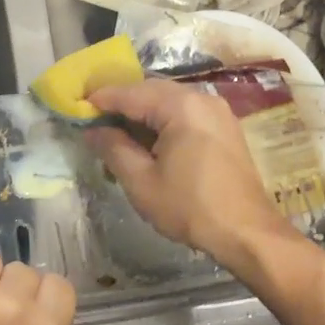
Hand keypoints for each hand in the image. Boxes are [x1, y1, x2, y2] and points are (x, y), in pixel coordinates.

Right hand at [85, 79, 294, 266]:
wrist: (247, 233)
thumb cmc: (190, 207)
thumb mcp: (141, 181)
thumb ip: (113, 148)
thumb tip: (92, 130)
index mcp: (180, 106)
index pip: (130, 93)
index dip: (100, 99)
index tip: (76, 107)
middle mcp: (201, 98)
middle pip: (151, 90)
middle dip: (121, 103)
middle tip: (93, 119)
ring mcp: (217, 112)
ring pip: (169, 101)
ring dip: (142, 112)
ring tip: (117, 132)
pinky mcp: (225, 128)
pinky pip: (186, 113)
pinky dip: (163, 120)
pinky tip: (148, 141)